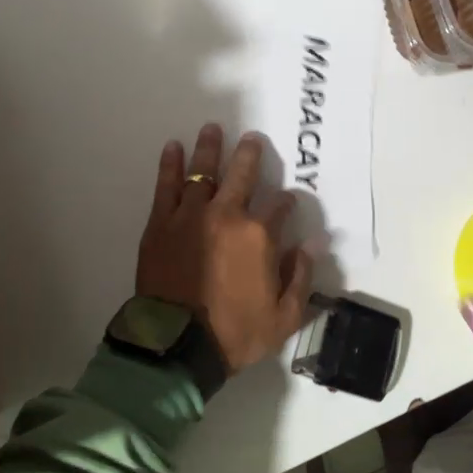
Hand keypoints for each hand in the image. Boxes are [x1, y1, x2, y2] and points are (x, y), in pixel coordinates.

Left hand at [136, 124, 313, 373]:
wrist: (177, 344)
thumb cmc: (235, 333)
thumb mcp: (284, 316)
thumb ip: (300, 276)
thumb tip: (312, 245)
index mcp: (259, 236)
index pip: (279, 207)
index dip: (286, 201)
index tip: (287, 200)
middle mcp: (226, 215)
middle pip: (241, 175)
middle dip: (250, 154)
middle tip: (253, 138)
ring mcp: (190, 216)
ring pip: (201, 172)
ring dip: (209, 148)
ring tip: (212, 128)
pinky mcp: (161, 223)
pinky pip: (166, 185)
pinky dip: (170, 164)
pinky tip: (173, 148)